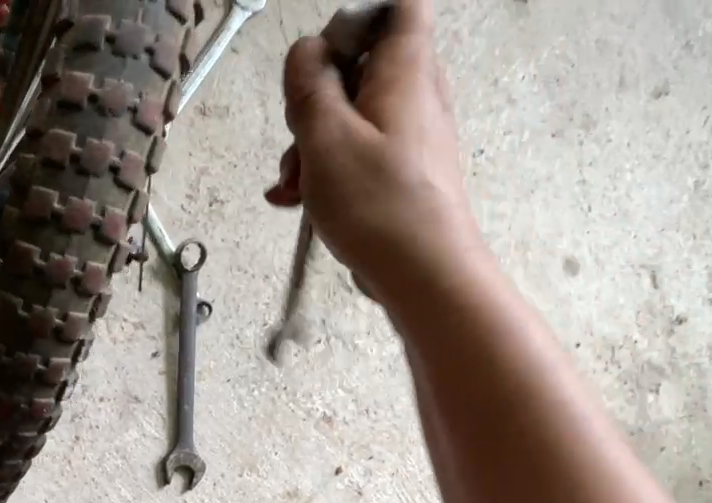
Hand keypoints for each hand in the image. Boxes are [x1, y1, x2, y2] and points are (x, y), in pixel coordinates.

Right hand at [265, 0, 485, 306]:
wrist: (421, 268)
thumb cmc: (375, 200)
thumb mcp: (325, 138)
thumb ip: (310, 87)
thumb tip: (306, 50)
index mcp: (404, 69)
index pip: (397, 7)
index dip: (353, 21)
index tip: (318, 61)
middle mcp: (415, 92)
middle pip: (361, 68)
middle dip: (315, 100)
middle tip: (296, 139)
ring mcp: (410, 134)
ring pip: (351, 117)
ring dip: (311, 145)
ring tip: (291, 188)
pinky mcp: (402, 170)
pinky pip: (357, 152)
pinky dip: (326, 169)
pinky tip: (297, 202)